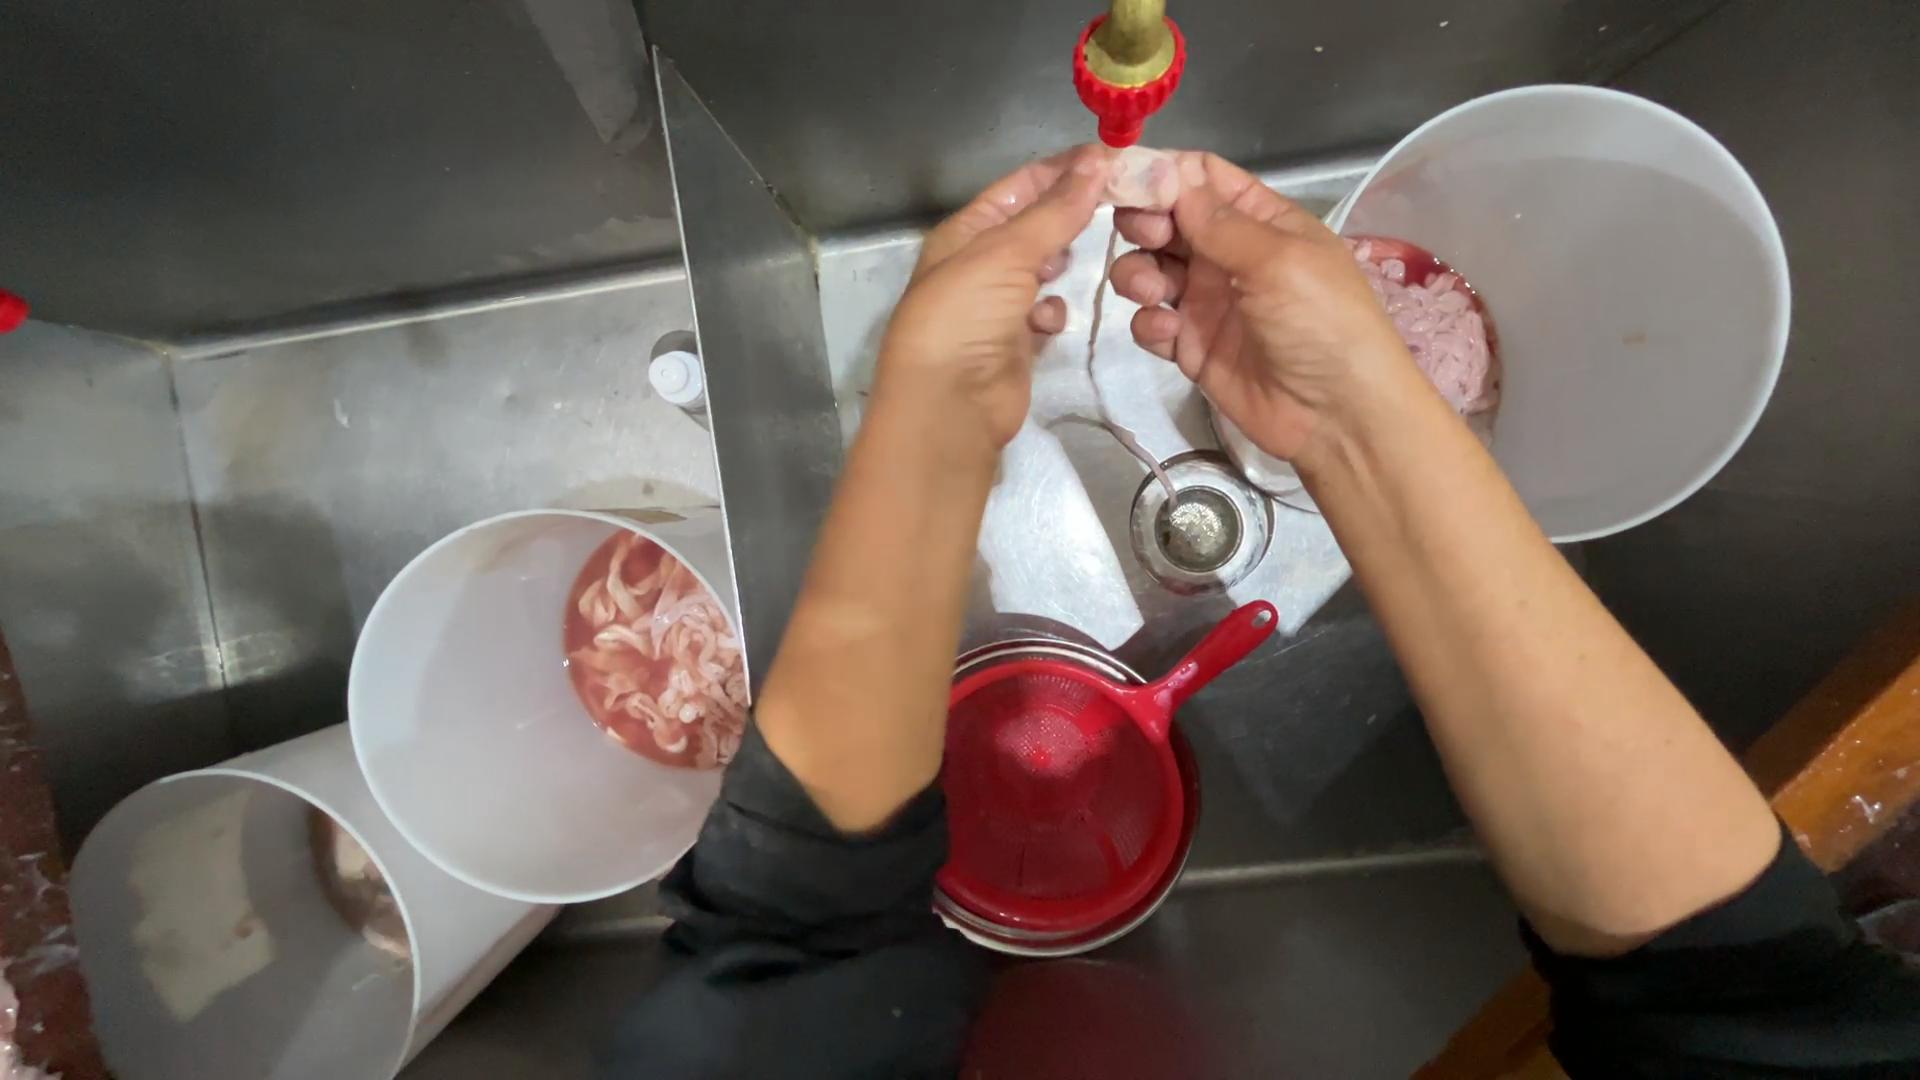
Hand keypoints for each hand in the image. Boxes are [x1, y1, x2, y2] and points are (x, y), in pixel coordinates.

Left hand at [873, 145, 1112, 453]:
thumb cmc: (966, 315)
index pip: (1018, 188)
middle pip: (1032, 228)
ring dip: (1058, 267)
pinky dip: (1049, 315)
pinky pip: (1041, 316)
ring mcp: (993, 307)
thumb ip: (1054, 211)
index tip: (1111, 159)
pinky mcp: (1012, 344)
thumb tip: (1097, 163)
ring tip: (1076, 264)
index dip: (1061, 171)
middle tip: (1117, 207)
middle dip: (1067, 219)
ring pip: (1039, 272)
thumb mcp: (1006, 251)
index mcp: (964, 232)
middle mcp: (976, 265)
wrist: (950, 403)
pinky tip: (1048, 322)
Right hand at [1109, 153, 1413, 464]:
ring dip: (1138, 274)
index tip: (1127, 179)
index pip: (1202, 179)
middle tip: (1145, 238)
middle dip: (1144, 224)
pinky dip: (1148, 323)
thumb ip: (1219, 223)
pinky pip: (1152, 323)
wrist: (1333, 414)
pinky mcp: (1190, 347)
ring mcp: (1205, 303)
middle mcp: (1226, 256)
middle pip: (1167, 222)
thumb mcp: (1277, 260)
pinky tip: (1167, 333)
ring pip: (1150, 272)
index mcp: (1259, 221)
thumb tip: (1170, 175)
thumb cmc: (1321, 322)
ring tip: (1151, 292)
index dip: (1163, 173)